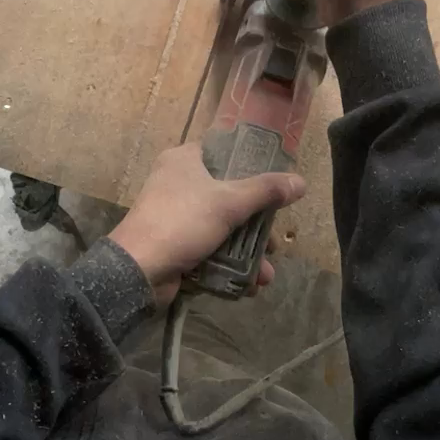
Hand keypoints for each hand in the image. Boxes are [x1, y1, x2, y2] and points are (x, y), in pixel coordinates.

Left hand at [108, 143, 306, 305]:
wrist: (138, 270)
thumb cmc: (182, 222)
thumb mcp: (230, 202)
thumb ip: (266, 192)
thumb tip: (301, 182)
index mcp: (184, 160)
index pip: (223, 153)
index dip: (251, 167)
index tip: (276, 187)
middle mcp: (178, 183)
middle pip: (229, 196)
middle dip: (256, 226)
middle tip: (275, 243)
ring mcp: (176, 216)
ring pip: (223, 227)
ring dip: (247, 252)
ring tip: (266, 275)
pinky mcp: (175, 245)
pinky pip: (210, 250)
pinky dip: (230, 265)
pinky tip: (249, 285)